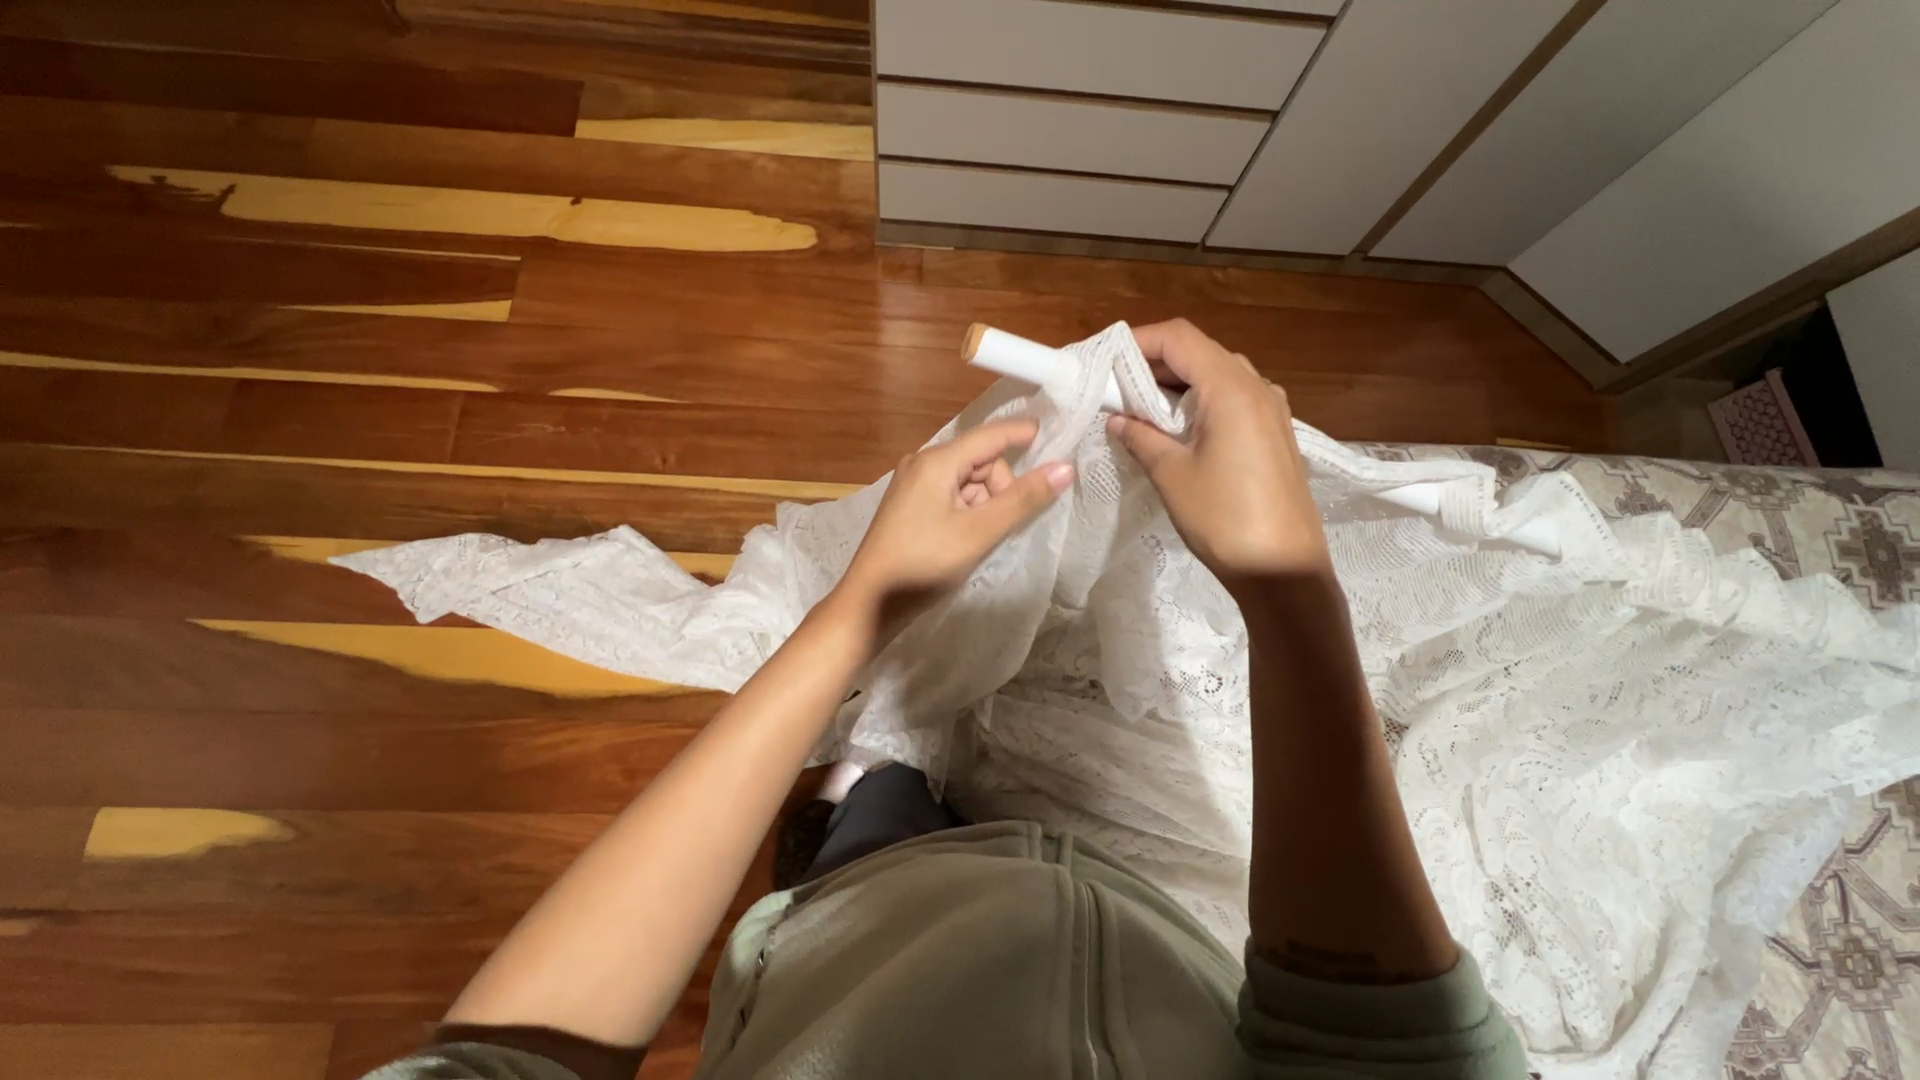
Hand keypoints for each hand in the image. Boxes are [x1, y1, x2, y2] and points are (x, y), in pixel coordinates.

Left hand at [836, 418, 1073, 632]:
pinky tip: (966, 539)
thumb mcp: (979, 532)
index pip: (992, 435)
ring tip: (977, 539)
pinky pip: (952, 495)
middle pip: (982, 462)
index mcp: (936, 461)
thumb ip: (1023, 499)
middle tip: (997, 526)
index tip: (1059, 438)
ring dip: (984, 505)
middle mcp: (922, 462)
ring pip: (969, 482)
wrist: (871, 603)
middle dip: (1000, 489)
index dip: (1026, 434)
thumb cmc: (924, 564)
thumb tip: (1065, 468)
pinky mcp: (911, 505)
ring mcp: (913, 484)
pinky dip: (968, 512)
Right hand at [1106, 319, 1329, 592]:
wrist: (1284, 570)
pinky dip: (1200, 402)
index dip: (1137, 341)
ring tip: (1140, 410)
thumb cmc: (1224, 519)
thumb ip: (1142, 437)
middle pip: (1199, 352)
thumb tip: (1118, 419)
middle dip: (1153, 363)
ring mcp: (1272, 410)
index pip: (1179, 338)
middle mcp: (1257, 387)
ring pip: (1217, 375)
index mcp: (1231, 389)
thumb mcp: (1172, 475)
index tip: (1103, 361)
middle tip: (1114, 388)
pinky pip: (1233, 399)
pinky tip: (1177, 431)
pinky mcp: (1275, 433)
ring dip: (1176, 384)